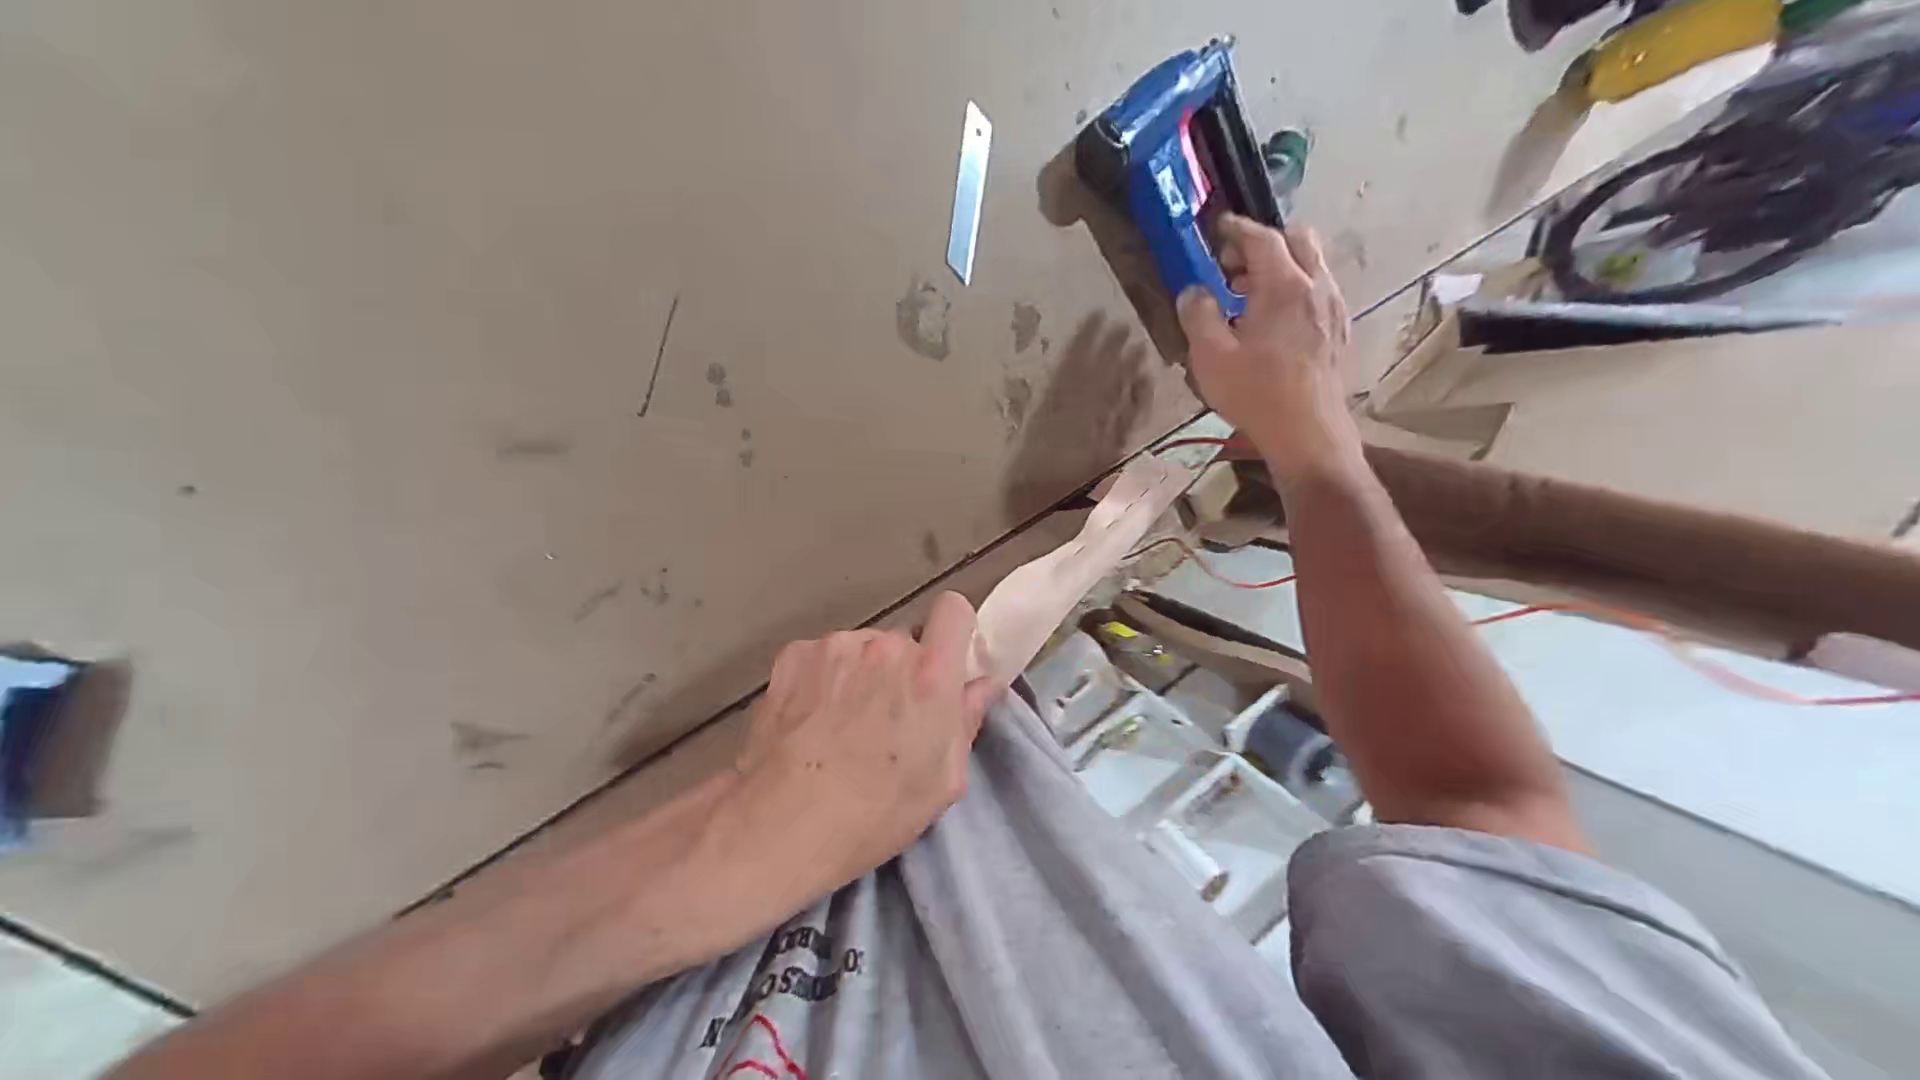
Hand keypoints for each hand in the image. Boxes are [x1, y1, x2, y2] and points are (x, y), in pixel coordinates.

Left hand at [729, 592, 996, 898]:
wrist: (782, 824)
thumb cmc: (875, 812)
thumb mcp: (943, 780)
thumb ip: (967, 719)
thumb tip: (984, 684)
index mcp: (930, 674)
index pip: (954, 609)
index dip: (953, 631)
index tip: (945, 662)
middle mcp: (885, 646)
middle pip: (904, 639)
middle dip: (902, 668)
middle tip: (886, 714)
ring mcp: (835, 646)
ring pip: (861, 648)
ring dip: (860, 672)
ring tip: (840, 722)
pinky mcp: (794, 654)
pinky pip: (822, 656)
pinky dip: (822, 677)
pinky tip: (809, 718)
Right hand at [1177, 216, 1355, 473]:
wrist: (1308, 433)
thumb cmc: (1256, 394)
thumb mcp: (1210, 356)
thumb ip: (1198, 315)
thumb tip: (1193, 291)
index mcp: (1284, 286)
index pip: (1262, 238)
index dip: (1237, 228)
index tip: (1217, 228)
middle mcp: (1317, 287)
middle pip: (1298, 240)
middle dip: (1263, 243)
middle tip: (1232, 266)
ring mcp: (1334, 309)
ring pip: (1311, 266)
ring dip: (1279, 268)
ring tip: (1246, 298)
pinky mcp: (1339, 332)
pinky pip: (1318, 292)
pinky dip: (1294, 290)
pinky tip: (1271, 324)